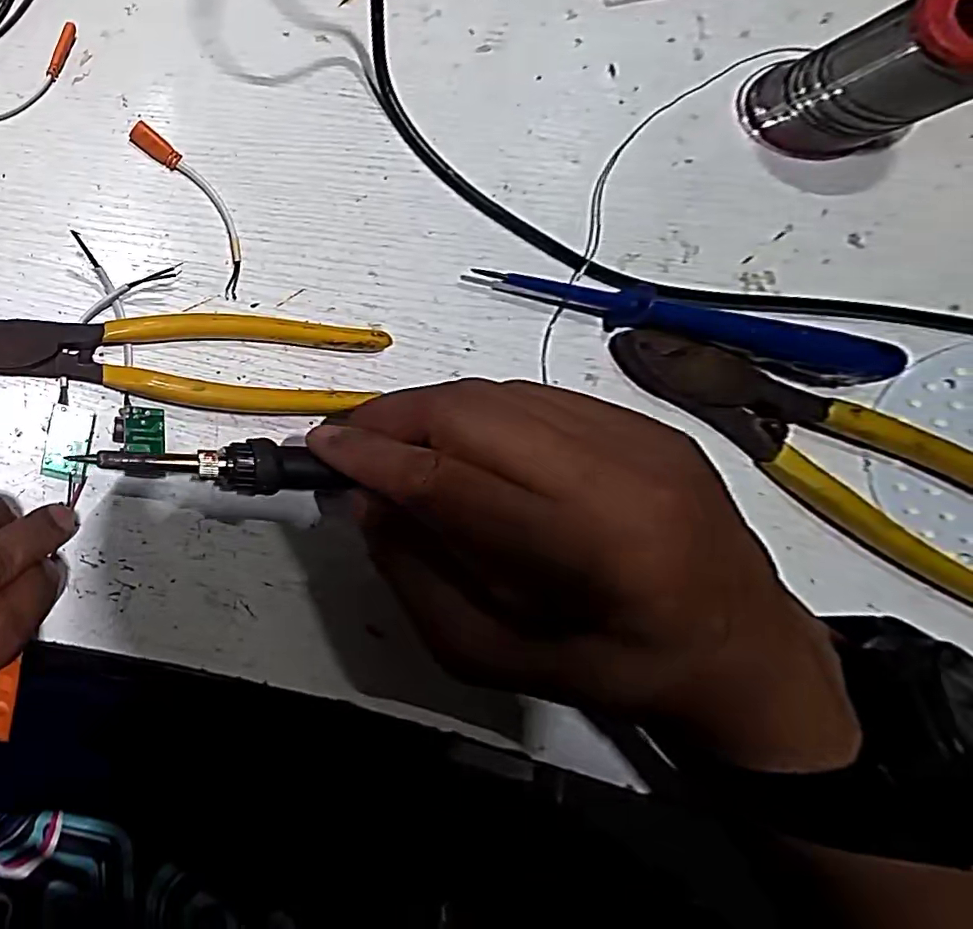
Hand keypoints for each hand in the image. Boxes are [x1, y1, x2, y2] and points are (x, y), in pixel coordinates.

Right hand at [308, 378, 859, 771]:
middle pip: (466, 415)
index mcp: (592, 555)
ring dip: (421, 411)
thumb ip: (409, 573)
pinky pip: (524, 394)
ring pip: (489, 393)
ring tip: (390, 441)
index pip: (447, 479)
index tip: (320, 445)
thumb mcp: (481, 651)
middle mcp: (626, 481)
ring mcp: (643, 442)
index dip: (370, 457)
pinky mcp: (646, 424)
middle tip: (347, 442)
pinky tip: (452, 442)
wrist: (743, 654)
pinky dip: (468, 410)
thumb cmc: (604, 669)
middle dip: (387, 420)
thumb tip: (365, 498)